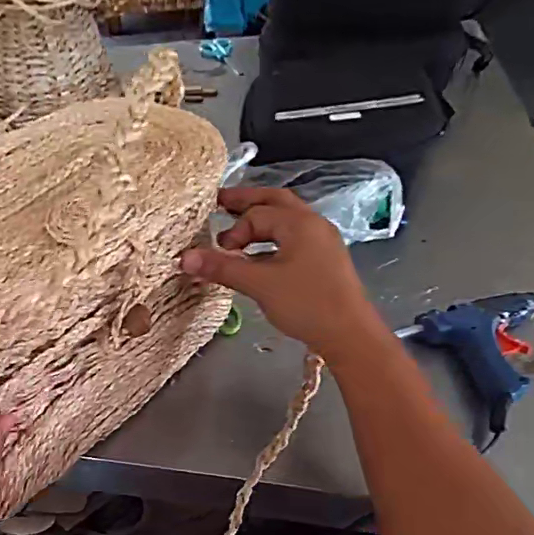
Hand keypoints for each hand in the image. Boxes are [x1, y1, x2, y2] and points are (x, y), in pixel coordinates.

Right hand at [180, 187, 392, 361]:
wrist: (348, 333)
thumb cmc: (306, 304)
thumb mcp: (259, 285)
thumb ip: (222, 268)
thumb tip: (184, 258)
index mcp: (299, 223)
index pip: (256, 214)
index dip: (233, 232)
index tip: (220, 254)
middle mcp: (313, 224)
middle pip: (275, 202)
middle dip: (246, 202)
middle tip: (220, 202)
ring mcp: (321, 241)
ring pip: (285, 221)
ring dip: (260, 222)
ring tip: (236, 231)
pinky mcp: (323, 260)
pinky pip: (292, 239)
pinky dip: (271, 240)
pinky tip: (259, 258)